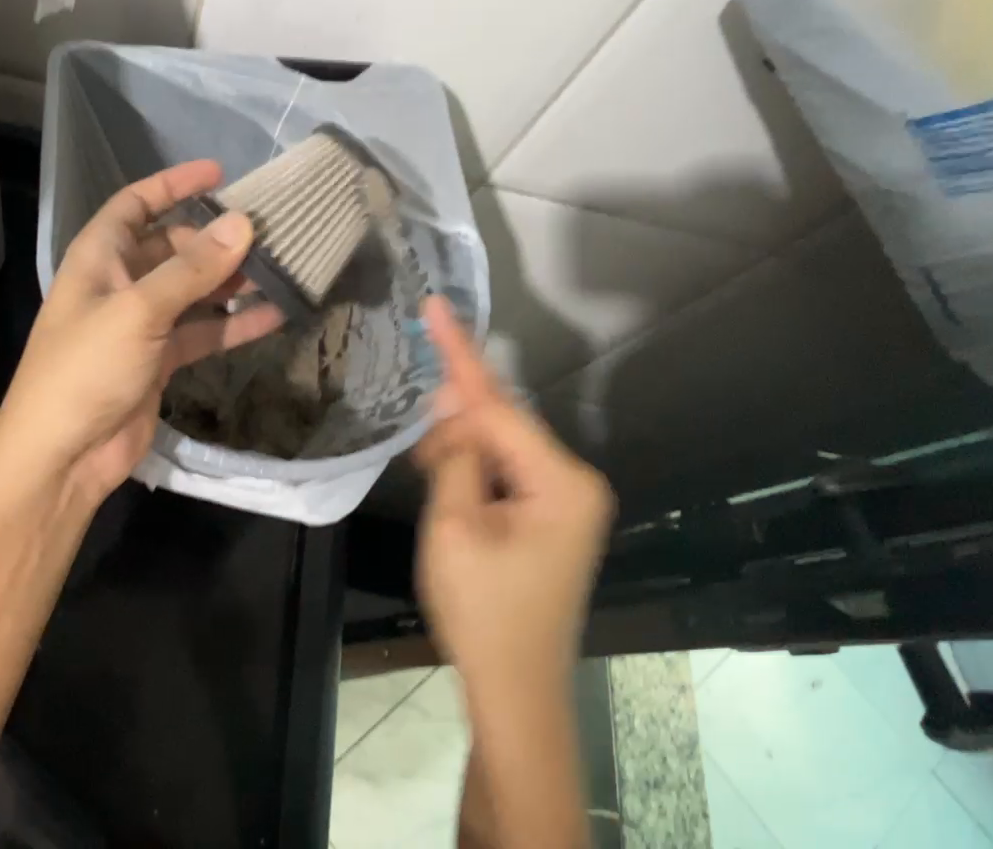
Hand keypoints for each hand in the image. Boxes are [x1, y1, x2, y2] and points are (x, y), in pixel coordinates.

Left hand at [0, 161, 283, 503]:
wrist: (62, 456)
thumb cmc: (86, 370)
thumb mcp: (138, 311)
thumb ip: (191, 269)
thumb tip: (242, 224)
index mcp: (98, 258)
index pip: (135, 205)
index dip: (173, 185)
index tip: (220, 173)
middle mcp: (119, 283)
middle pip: (172, 247)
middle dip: (215, 239)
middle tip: (269, 234)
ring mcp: (140, 324)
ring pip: (192, 290)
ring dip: (230, 281)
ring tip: (281, 269)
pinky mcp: (159, 361)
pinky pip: (201, 332)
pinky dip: (232, 324)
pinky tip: (274, 316)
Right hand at [413, 295, 613, 692]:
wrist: (514, 687)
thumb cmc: (482, 608)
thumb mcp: (455, 524)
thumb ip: (456, 455)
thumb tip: (452, 408)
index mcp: (561, 480)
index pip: (499, 404)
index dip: (459, 354)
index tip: (434, 305)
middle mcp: (573, 482)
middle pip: (501, 424)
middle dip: (453, 427)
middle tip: (418, 460)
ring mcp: (565, 502)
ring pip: (499, 448)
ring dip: (458, 454)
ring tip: (429, 483)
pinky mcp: (549, 519)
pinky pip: (504, 474)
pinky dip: (470, 473)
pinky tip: (447, 487)